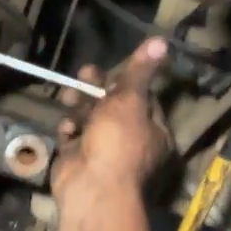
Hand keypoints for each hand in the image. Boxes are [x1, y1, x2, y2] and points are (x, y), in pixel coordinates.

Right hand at [52, 38, 172, 203]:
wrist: (93, 189)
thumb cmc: (118, 142)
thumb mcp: (131, 101)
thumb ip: (140, 71)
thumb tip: (162, 40)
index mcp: (154, 130)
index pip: (142, 98)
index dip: (126, 81)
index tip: (111, 68)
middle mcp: (131, 142)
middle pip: (113, 106)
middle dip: (97, 89)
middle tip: (84, 74)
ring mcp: (104, 152)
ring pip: (90, 119)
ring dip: (80, 106)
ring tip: (69, 97)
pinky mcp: (79, 159)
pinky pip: (74, 137)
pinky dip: (69, 130)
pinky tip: (67, 128)